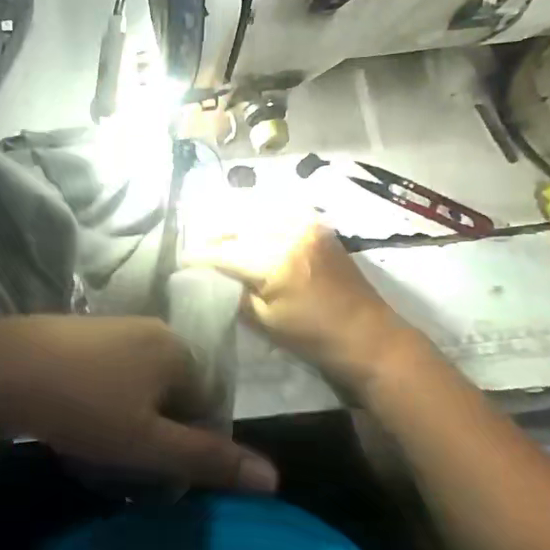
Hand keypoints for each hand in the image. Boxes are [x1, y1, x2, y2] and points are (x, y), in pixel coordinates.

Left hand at [0, 315, 277, 492]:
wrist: (0, 369)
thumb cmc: (84, 407)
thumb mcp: (148, 443)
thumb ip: (208, 459)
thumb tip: (274, 478)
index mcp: (179, 351)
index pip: (206, 408)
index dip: (184, 446)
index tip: (149, 470)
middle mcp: (155, 332)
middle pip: (173, 397)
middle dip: (153, 435)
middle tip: (119, 464)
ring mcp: (116, 328)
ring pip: (140, 389)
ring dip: (127, 422)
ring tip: (94, 449)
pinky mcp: (83, 333)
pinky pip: (111, 375)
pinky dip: (103, 403)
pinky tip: (75, 422)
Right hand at [185, 221, 419, 391]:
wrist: (368, 335)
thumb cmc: (314, 336)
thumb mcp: (265, 321)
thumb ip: (236, 294)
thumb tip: (214, 278)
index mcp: (274, 259)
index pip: (224, 251)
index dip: (200, 257)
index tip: (181, 261)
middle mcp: (289, 232)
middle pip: (239, 225)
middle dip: (215, 235)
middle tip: (198, 247)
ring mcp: (307, 225)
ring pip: (259, 214)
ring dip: (237, 223)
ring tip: (220, 236)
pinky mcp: (320, 227)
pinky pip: (282, 213)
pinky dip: (262, 218)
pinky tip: (252, 227)